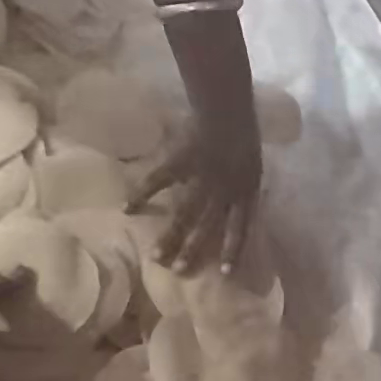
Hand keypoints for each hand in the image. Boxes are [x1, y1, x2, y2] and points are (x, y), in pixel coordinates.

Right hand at [130, 107, 262, 273]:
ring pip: (184, 214)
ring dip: (170, 236)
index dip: (234, 250)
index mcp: (244, 191)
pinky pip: (158, 181)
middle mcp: (223, 191)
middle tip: (179, 271)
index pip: (241, 227)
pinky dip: (142, 194)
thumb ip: (244, 186)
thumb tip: (242, 202)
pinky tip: (128, 210)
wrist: (228, 107)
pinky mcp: (179, 163)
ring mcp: (200, 179)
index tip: (225, 273)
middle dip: (193, 250)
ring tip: (155, 257)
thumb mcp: (252, 165)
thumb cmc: (244, 133)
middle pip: (208, 226)